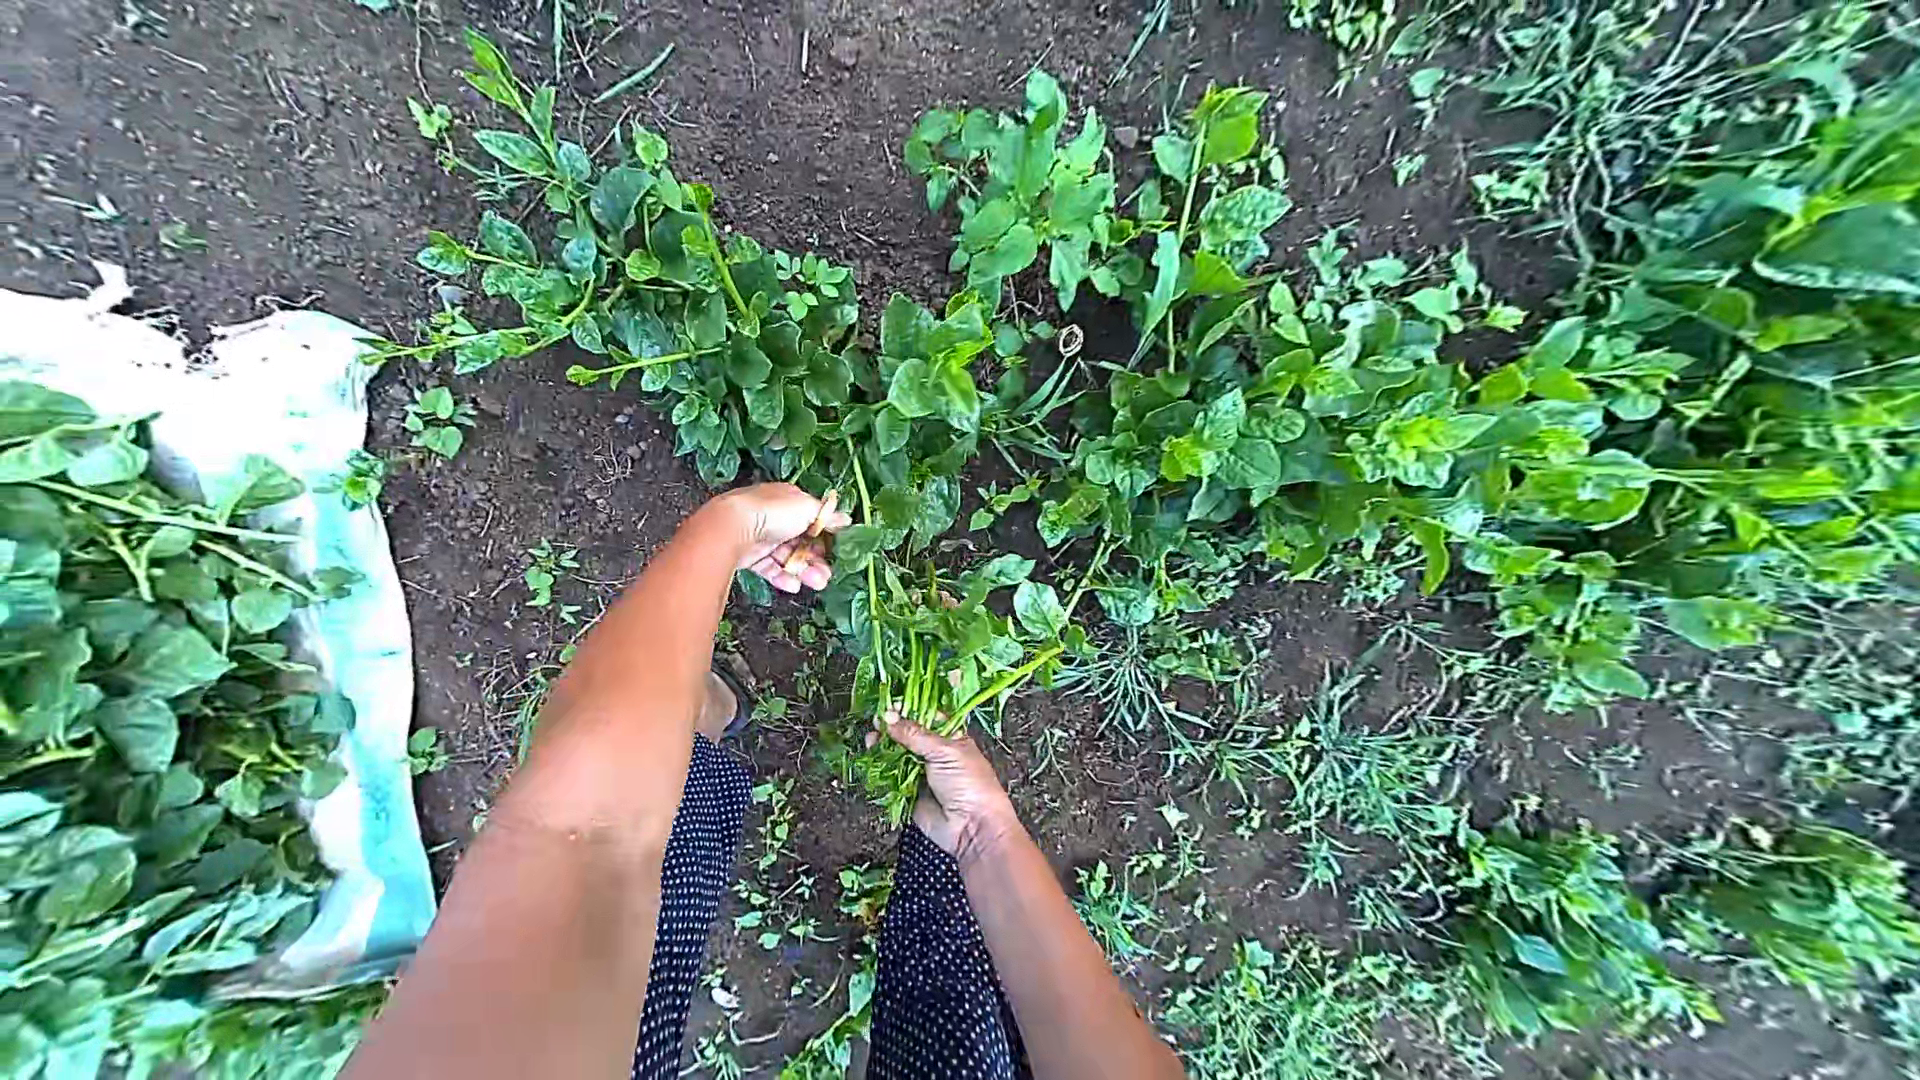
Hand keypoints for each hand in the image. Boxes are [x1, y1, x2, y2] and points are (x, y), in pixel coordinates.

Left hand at [712, 483, 851, 592]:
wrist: (732, 527)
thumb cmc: (773, 512)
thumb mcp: (807, 508)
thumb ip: (828, 516)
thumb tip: (846, 519)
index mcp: (789, 501)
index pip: (812, 520)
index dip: (824, 536)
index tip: (836, 551)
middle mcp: (776, 518)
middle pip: (801, 542)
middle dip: (816, 559)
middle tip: (827, 574)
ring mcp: (762, 537)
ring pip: (788, 557)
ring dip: (804, 571)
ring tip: (817, 583)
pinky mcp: (750, 556)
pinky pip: (770, 568)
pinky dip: (782, 577)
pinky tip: (793, 586)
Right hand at [877, 707, 1023, 866]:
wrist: (971, 827)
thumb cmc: (969, 783)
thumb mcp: (945, 751)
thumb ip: (914, 734)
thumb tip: (889, 717)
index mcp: (950, 737)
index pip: (926, 717)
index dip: (908, 710)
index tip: (890, 704)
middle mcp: (934, 753)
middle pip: (908, 735)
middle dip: (892, 728)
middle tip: (876, 721)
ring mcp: (920, 772)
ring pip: (896, 755)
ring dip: (883, 746)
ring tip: (871, 738)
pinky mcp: (908, 792)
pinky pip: (891, 777)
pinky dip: (880, 768)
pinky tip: (871, 756)